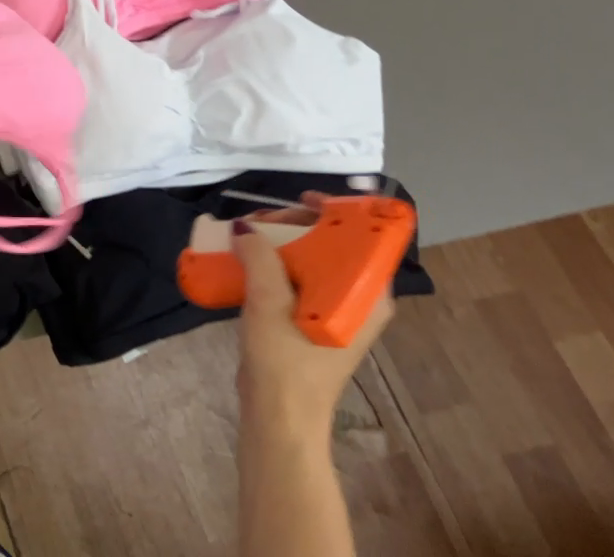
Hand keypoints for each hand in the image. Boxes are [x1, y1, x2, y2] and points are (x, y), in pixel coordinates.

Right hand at [233, 202, 392, 434]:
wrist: (280, 412)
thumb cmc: (285, 358)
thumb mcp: (268, 302)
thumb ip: (259, 259)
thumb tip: (246, 227)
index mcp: (367, 295)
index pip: (367, 239)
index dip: (338, 212)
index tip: (300, 201)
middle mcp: (360, 300)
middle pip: (337, 246)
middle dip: (299, 226)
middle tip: (260, 222)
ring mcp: (337, 312)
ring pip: (315, 262)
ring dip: (283, 243)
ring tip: (248, 237)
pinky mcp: (313, 321)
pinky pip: (301, 280)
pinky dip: (277, 265)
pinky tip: (249, 262)